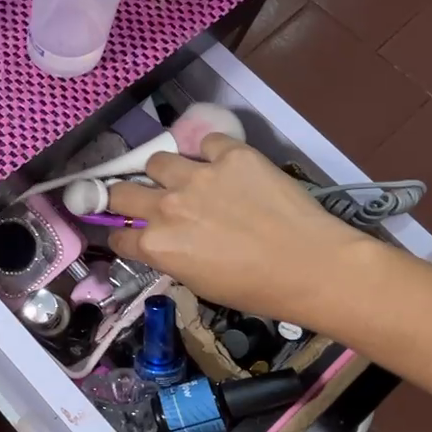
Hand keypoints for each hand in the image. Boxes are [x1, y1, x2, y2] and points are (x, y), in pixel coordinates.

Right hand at [105, 134, 375, 323]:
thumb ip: (170, 257)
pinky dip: (211, 153)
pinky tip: (225, 166)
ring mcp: (198, 175)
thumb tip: (163, 243)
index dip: (124, 235)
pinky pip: (207, 142)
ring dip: (166, 173)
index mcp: (157, 245)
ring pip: (158, 161)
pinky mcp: (231, 155)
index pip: (119, 235)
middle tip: (138, 199)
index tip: (132, 234)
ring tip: (186, 179)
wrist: (312, 266)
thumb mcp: (199, 284)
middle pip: (121, 192)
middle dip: (123, 197)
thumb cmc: (256, 289)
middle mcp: (168, 206)